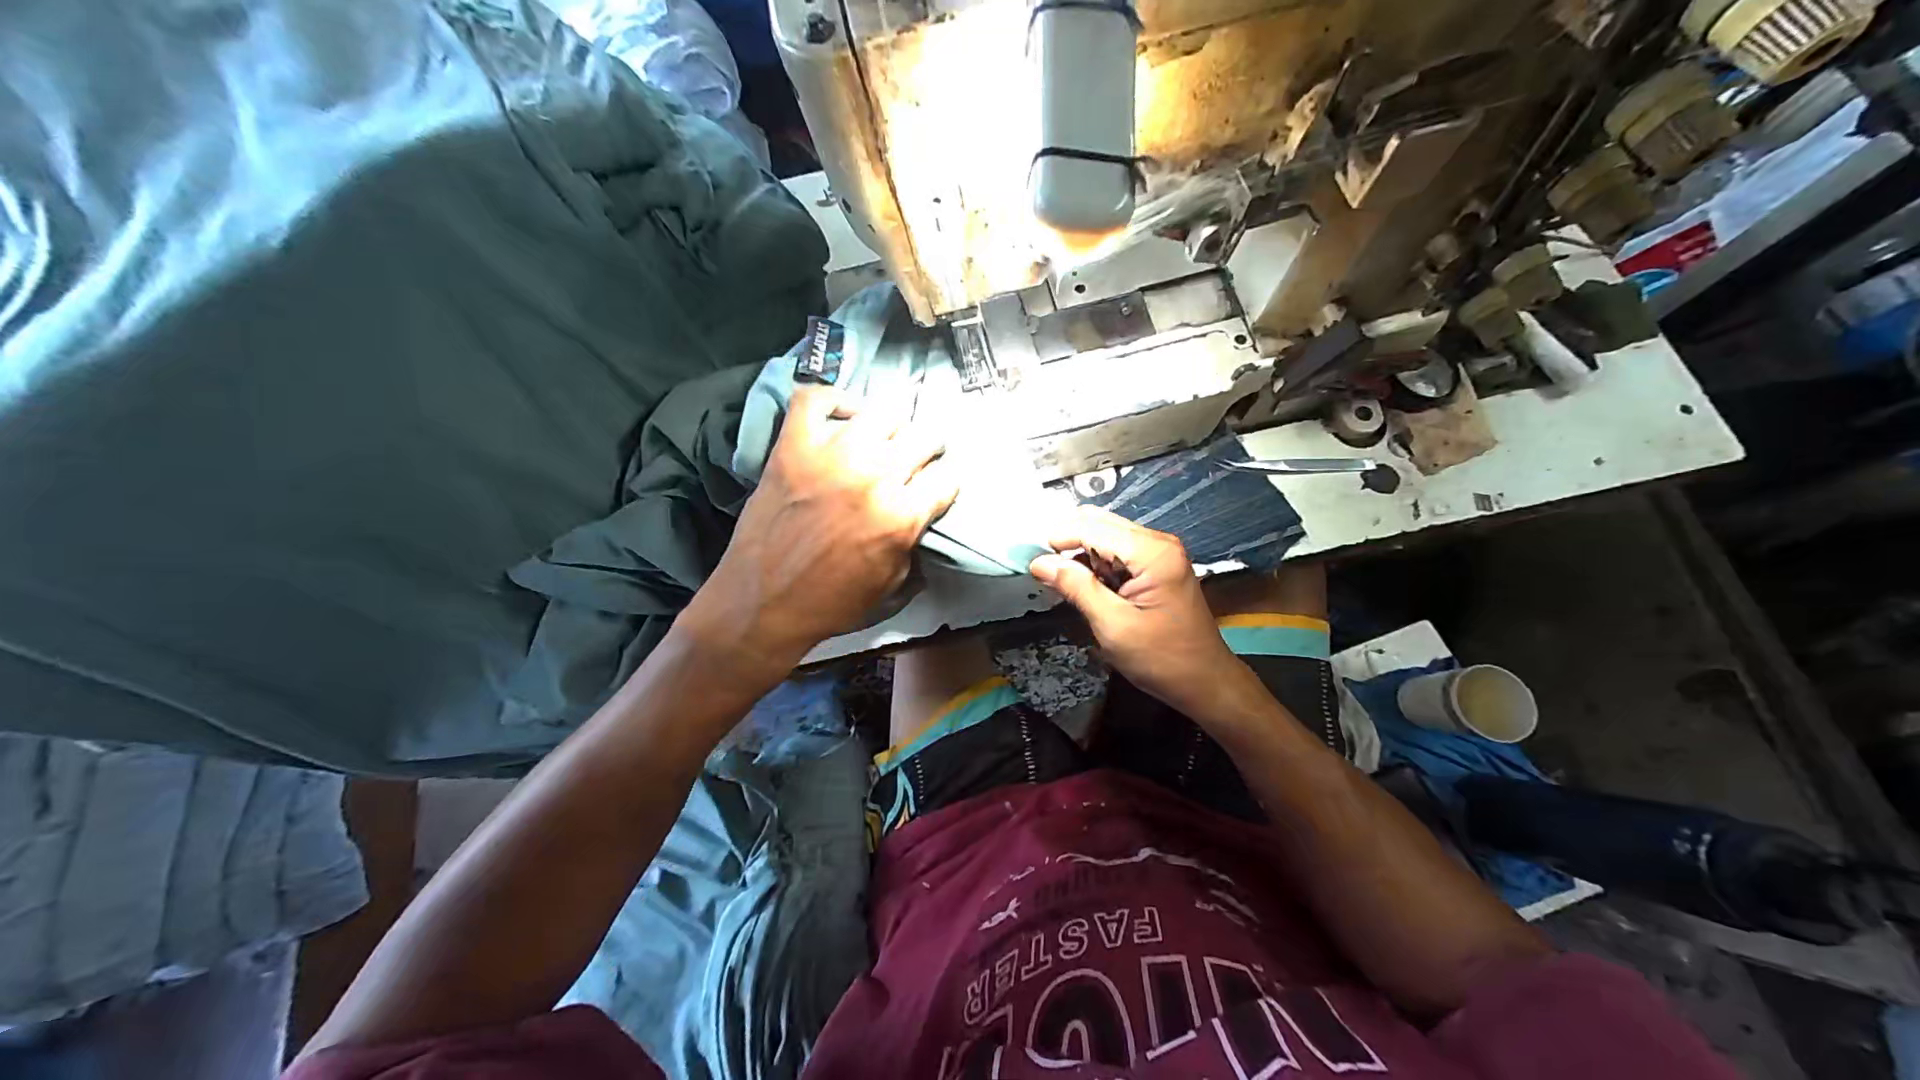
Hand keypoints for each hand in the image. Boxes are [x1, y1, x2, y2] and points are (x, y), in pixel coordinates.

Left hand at [682, 386, 957, 675]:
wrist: (761, 603)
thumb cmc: (831, 604)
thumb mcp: (892, 586)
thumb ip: (915, 544)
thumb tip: (924, 515)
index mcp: (901, 516)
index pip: (947, 476)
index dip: (945, 481)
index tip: (937, 484)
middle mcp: (873, 476)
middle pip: (923, 436)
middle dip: (927, 450)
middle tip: (915, 460)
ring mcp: (831, 455)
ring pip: (881, 410)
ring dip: (890, 427)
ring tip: (881, 440)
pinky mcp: (793, 446)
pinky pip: (816, 398)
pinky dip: (834, 400)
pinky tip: (844, 417)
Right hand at [1029, 508, 1256, 718]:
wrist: (1204, 681)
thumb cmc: (1162, 658)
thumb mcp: (1113, 625)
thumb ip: (1077, 588)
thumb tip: (1040, 562)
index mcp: (1151, 552)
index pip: (1092, 526)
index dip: (1058, 539)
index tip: (1033, 562)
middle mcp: (1157, 542)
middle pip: (1098, 523)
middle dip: (1068, 543)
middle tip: (1045, 572)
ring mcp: (1159, 552)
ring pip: (1105, 535)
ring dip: (1081, 554)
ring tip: (1064, 584)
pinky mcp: (1156, 566)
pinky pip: (1116, 551)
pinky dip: (1096, 564)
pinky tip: (1087, 587)